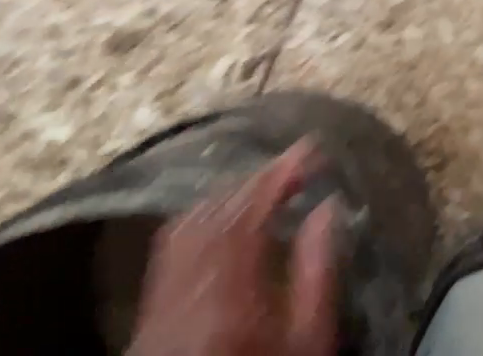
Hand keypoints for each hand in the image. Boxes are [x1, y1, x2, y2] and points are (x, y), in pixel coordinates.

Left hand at [130, 140, 339, 355]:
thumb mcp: (308, 334)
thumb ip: (318, 269)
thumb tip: (328, 206)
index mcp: (231, 287)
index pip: (250, 211)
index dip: (279, 172)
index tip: (310, 148)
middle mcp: (190, 282)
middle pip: (218, 211)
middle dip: (258, 178)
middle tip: (296, 161)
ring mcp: (164, 292)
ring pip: (191, 222)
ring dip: (230, 192)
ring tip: (267, 182)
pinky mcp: (154, 304)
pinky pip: (173, 241)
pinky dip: (203, 214)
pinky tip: (226, 212)